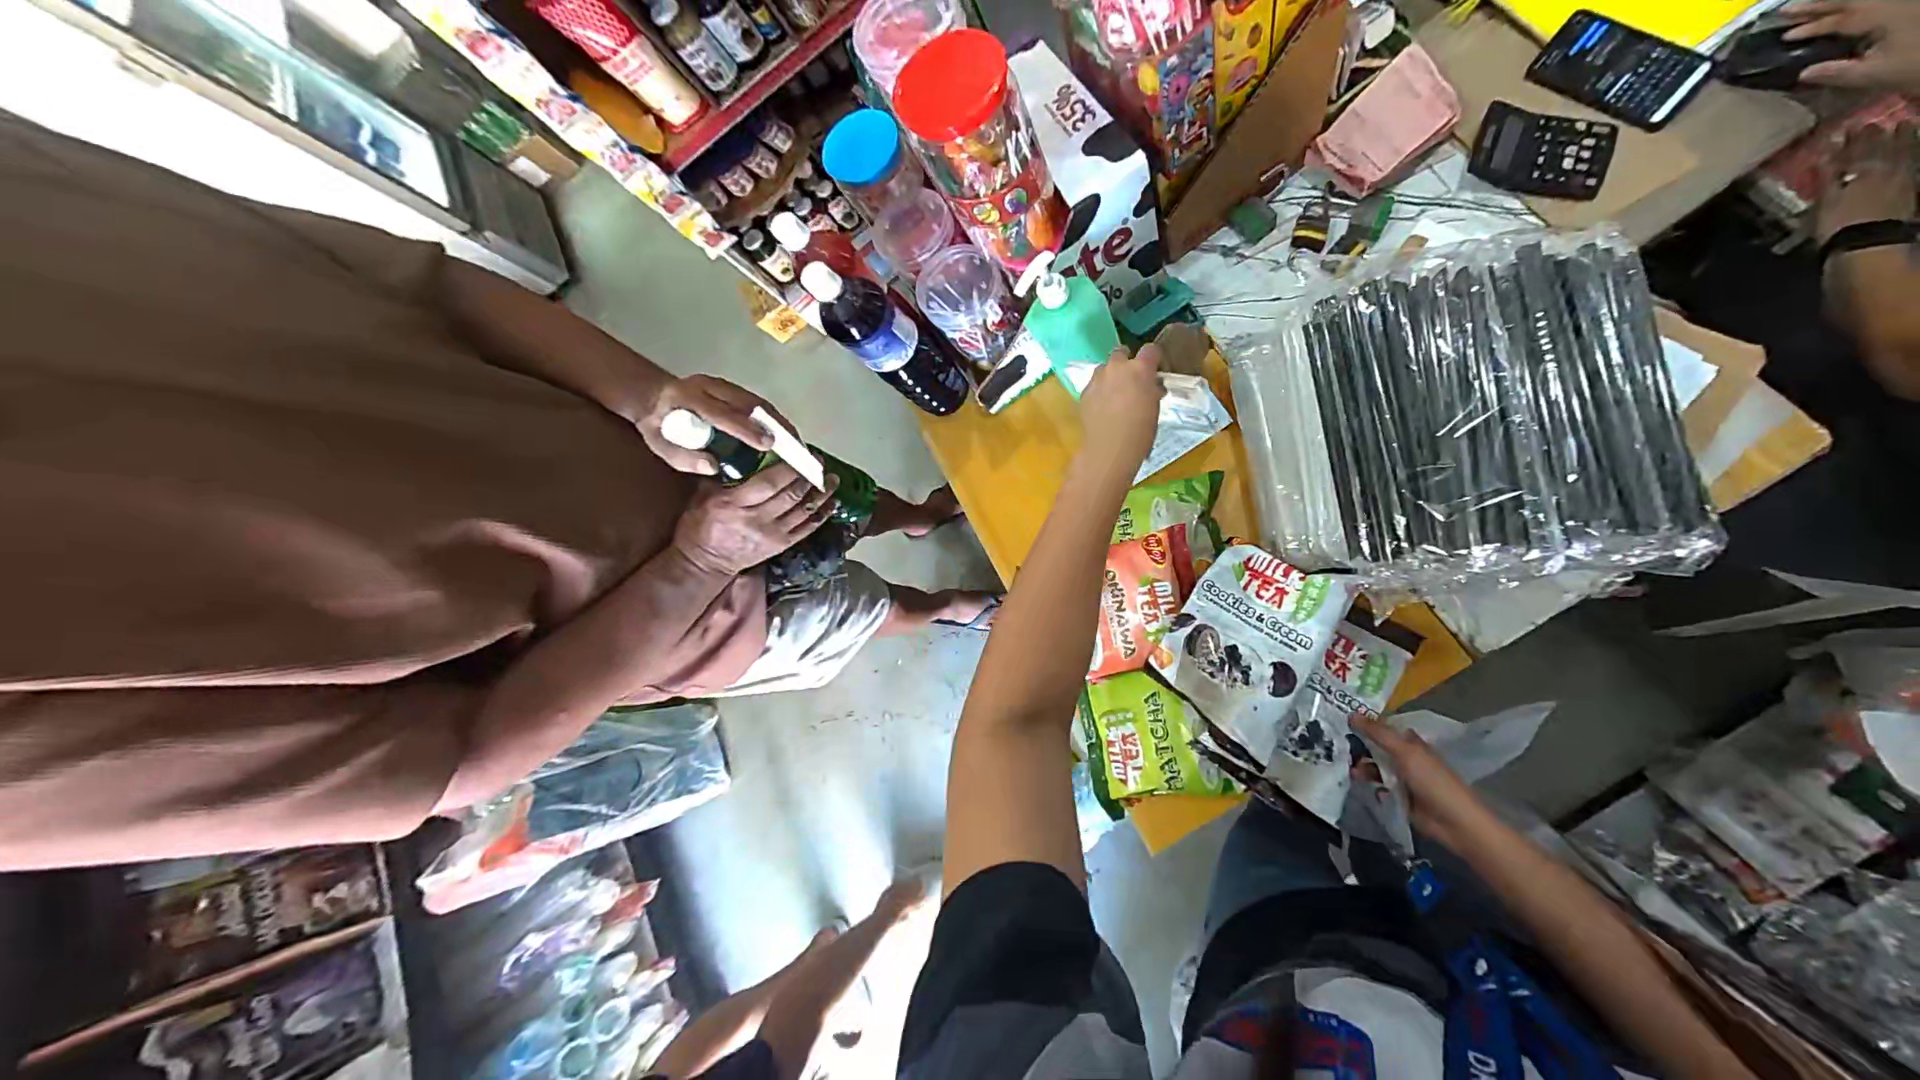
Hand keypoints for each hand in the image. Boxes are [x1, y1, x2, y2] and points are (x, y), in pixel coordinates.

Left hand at [639, 375, 793, 475]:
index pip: (721, 412)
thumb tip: (713, 467)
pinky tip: (787, 436)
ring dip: (780, 423)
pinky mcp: (733, 388)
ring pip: (758, 402)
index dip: (746, 429)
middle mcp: (708, 385)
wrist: (653, 396)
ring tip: (797, 446)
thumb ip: (683, 457)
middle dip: (774, 426)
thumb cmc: (658, 425)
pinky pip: (759, 403)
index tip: (767, 444)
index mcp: (687, 397)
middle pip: (749, 403)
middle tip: (794, 448)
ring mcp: (723, 384)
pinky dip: (775, 420)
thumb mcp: (660, 445)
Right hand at [672, 464, 839, 575]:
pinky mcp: (780, 545)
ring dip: (822, 494)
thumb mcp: (703, 495)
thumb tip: (742, 448)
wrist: (704, 562)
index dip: (790, 468)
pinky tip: (832, 502)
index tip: (802, 454)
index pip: (769, 482)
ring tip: (833, 479)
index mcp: (734, 503)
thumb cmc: (700, 524)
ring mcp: (771, 534)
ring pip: (804, 511)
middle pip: (791, 495)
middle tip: (820, 463)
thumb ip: (723, 473)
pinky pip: (807, 529)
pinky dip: (822, 515)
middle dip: (809, 477)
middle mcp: (756, 519)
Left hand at [1077, 344, 1164, 469]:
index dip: (1154, 359)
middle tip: (1132, 379)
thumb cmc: (1140, 432)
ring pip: (1104, 368)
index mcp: (1140, 369)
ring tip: (1115, 393)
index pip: (1150, 350)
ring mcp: (1097, 379)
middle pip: (1121, 353)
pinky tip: (1103, 406)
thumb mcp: (1154, 408)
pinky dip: (1099, 390)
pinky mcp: (1084, 392)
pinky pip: (1094, 384)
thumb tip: (1151, 387)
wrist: (1109, 450)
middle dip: (1126, 362)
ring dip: (1111, 375)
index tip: (1155, 369)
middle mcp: (1116, 368)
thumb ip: (1152, 390)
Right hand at [1351, 713, 1494, 854]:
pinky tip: (1359, 784)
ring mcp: (1401, 778)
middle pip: (1376, 747)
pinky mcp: (1397, 796)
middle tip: (1335, 745)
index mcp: (1410, 743)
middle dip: (1358, 745)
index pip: (1384, 728)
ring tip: (1349, 770)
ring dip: (1361, 766)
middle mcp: (1405, 757)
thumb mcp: (1405, 752)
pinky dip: (1368, 784)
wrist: (1454, 822)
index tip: (1341, 720)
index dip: (1365, 723)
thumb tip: (1351, 714)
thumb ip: (1378, 733)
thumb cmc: (1433, 781)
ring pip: (1374, 766)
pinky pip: (1377, 785)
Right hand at [1785, 0, 1919, 91]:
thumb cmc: (1917, 66)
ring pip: (1865, 1)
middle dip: (1819, 6)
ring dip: (1835, 3)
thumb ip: (1838, 73)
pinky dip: (1855, 6)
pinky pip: (1877, 5)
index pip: (1842, 19)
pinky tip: (1844, 11)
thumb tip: (1804, 73)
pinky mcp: (1909, 12)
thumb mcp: (1876, 74)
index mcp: (1887, 17)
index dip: (1813, 27)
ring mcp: (1906, 6)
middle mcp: (1897, 5)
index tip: (1786, 36)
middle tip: (1787, 10)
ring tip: (1812, 6)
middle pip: (1852, 2)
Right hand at [1814, 122, 1916, 244]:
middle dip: (1882, 136)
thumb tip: (1824, 154)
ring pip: (1906, 154)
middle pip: (1887, 148)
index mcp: (1866, 170)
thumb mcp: (1826, 201)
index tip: (1853, 125)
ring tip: (1905, 128)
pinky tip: (1910, 155)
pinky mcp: (1912, 192)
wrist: (1869, 244)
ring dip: (1904, 141)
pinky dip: (1911, 158)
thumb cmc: (1839, 224)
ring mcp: (1904, 179)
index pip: (1860, 148)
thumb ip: (1828, 177)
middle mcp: (1889, 169)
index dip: (1856, 137)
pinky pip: (1912, 167)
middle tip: (1880, 123)